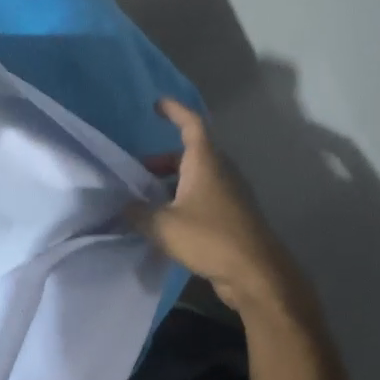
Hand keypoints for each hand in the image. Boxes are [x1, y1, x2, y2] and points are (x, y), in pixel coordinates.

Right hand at [124, 98, 302, 313]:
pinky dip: (181, 201)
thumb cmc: (209, 238)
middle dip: (160, 161)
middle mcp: (220, 173)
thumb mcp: (161, 225)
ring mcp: (229, 196)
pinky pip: (201, 199)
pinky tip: (162, 222)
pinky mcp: (231, 217)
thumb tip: (123, 206)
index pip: (191, 125)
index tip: (156, 104)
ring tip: (143, 200)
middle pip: (188, 155)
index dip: (174, 112)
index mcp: (205, 164)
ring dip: (169, 184)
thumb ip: (136, 212)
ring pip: (194, 178)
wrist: (256, 274)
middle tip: (134, 173)